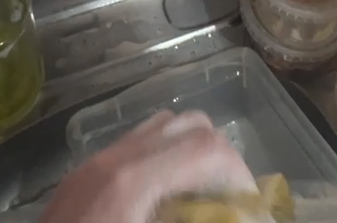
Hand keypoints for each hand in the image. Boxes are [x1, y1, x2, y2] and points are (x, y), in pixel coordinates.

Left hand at [42, 111, 256, 222]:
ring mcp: (96, 160)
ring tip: (203, 195)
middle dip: (221, 156)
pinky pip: (135, 143)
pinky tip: (166, 198)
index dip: (240, 173)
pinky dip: (163, 156)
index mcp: (133, 181)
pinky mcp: (83, 173)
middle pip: (189, 124)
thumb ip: (192, 220)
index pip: (205, 148)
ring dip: (192, 151)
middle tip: (234, 199)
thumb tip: (231, 214)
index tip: (253, 206)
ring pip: (162, 125)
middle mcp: (116, 157)